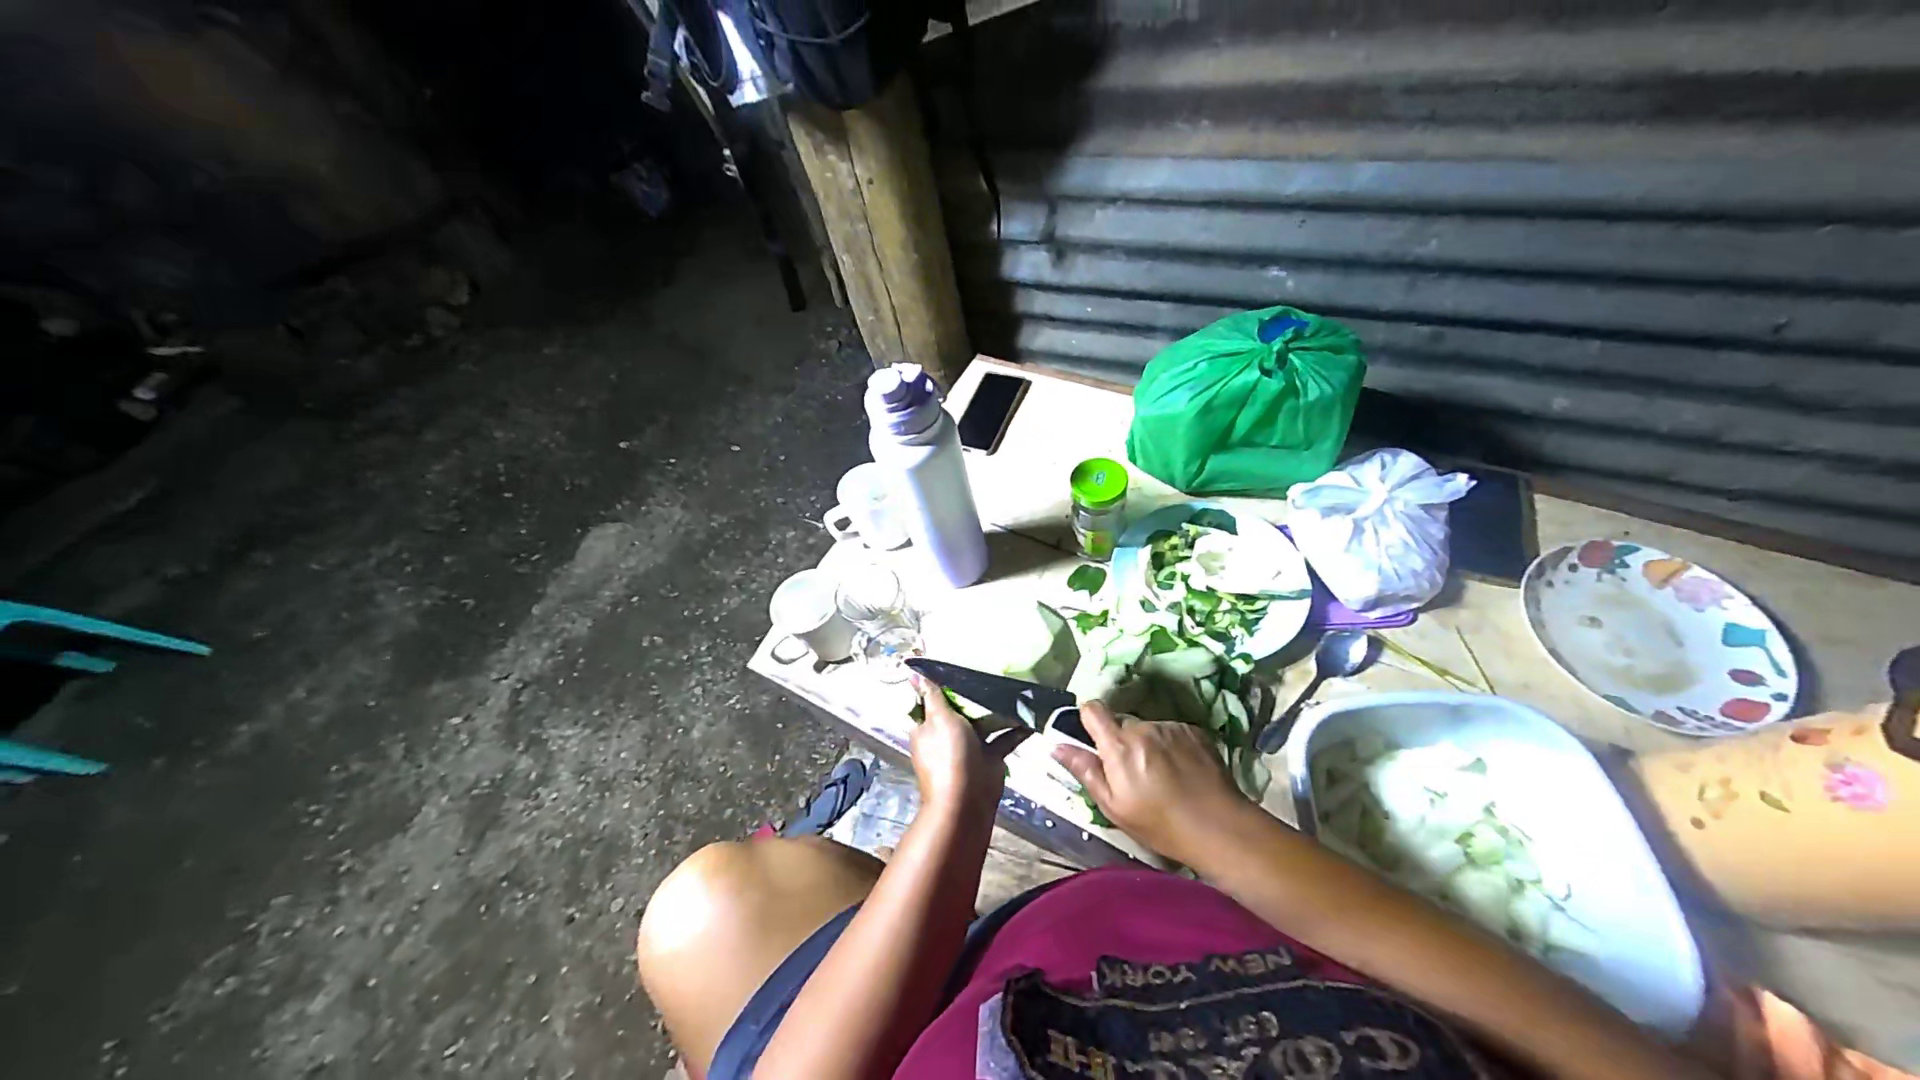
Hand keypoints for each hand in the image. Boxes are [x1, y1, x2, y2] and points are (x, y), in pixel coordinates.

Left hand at [909, 677, 1022, 818]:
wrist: (967, 800)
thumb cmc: (949, 755)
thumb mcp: (938, 718)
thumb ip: (932, 695)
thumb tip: (911, 672)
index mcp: (927, 725)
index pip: (930, 699)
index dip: (941, 682)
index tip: (959, 662)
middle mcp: (946, 734)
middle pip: (960, 708)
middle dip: (974, 694)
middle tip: (995, 668)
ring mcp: (969, 747)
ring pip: (984, 722)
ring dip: (998, 710)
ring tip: (1016, 688)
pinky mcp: (989, 757)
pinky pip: (1003, 739)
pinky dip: (1016, 730)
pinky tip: (1031, 716)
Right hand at [1052, 701, 1250, 860]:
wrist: (1220, 827)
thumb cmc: (1160, 824)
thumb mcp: (1114, 806)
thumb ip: (1085, 771)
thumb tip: (1057, 746)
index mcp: (1119, 745)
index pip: (1093, 709)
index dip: (1090, 720)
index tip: (1095, 741)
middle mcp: (1144, 728)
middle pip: (1122, 723)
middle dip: (1122, 742)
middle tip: (1133, 775)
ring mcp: (1171, 727)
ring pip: (1147, 729)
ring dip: (1148, 745)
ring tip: (1162, 777)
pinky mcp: (1194, 731)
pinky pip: (1170, 732)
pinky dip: (1170, 746)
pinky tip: (1181, 772)